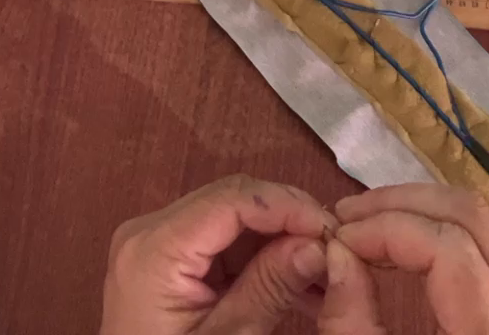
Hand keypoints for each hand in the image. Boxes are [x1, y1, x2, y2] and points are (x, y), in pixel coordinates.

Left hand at [99, 174, 335, 334]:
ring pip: (236, 218)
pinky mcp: (171, 258)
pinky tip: (301, 280)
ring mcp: (159, 241)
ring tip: (327, 269)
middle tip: (337, 247)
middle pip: (233, 201)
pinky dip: (263, 257)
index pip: (231, 199)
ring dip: (282, 239)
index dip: (286, 205)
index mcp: (154, 248)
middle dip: (289, 219)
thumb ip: (269, 289)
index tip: (333, 228)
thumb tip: (318, 245)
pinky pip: (225, 242)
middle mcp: (151, 230)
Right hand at [321, 184, 488, 334]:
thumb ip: (353, 325)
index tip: (338, 238)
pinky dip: (443, 232)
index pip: (446, 246)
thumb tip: (336, 251)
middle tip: (347, 216)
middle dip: (400, 203)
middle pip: (471, 216)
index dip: (385, 228)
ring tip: (370, 227)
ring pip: (485, 223)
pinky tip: (407, 246)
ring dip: (421, 212)